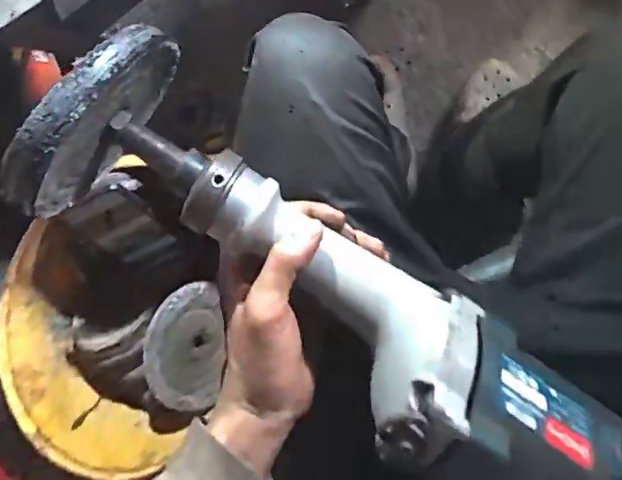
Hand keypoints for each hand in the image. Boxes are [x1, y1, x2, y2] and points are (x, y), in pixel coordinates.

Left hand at [210, 202, 386, 473]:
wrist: (269, 410)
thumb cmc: (260, 359)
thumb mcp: (266, 310)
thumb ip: (282, 266)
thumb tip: (313, 228)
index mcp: (246, 262)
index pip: (273, 218)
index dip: (304, 211)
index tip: (333, 219)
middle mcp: (269, 266)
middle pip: (303, 230)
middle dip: (336, 229)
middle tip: (358, 238)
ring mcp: (294, 284)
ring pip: (324, 250)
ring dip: (351, 245)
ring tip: (375, 249)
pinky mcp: (315, 302)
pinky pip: (336, 273)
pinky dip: (356, 265)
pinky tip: (375, 263)